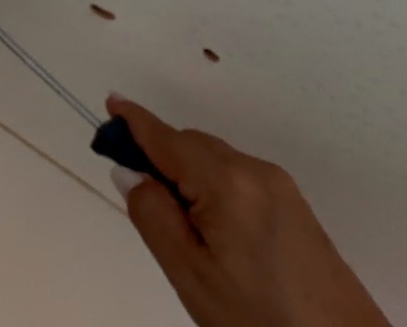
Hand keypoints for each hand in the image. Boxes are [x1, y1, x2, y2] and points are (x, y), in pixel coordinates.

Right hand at [107, 95, 390, 326]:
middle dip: (158, 154)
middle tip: (135, 190)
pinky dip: (211, 183)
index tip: (109, 102)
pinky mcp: (296, 207)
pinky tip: (211, 226)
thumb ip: (152, 215)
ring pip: (214, 160)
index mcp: (226, 182)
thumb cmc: (258, 317)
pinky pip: (237, 176)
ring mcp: (281, 187)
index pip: (167, 138)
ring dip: (185, 171)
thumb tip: (130, 172)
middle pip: (190, 144)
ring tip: (177, 223)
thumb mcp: (190, 274)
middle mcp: (255, 171)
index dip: (134, 120)